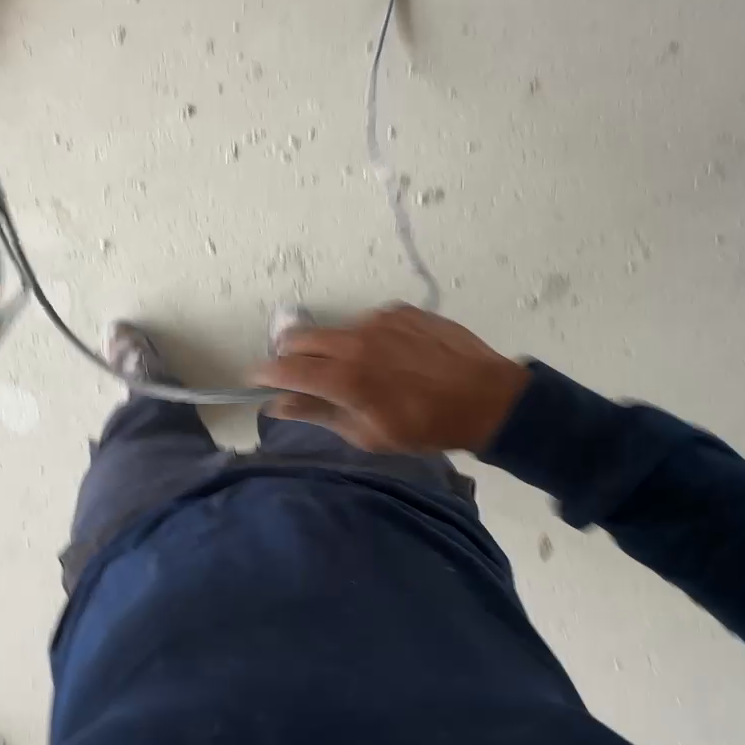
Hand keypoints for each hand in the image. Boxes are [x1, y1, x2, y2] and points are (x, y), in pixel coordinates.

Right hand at [251, 304, 529, 453]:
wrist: (490, 400)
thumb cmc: (426, 427)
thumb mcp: (368, 434)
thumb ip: (318, 413)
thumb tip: (276, 405)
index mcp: (344, 378)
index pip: (283, 368)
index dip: (263, 373)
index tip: (255, 379)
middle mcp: (354, 342)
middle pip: (297, 337)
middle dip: (288, 353)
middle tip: (298, 372)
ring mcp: (377, 321)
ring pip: (334, 331)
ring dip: (332, 348)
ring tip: (360, 369)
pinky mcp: (400, 311)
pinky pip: (367, 323)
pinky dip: (366, 339)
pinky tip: (391, 357)